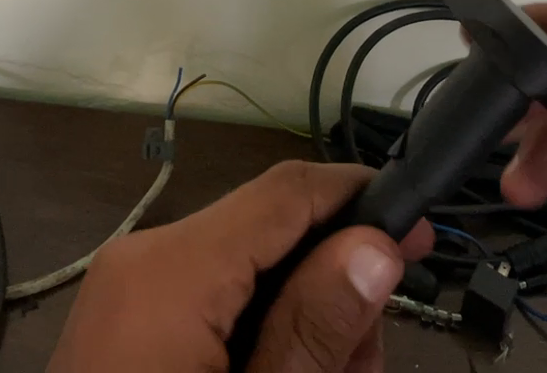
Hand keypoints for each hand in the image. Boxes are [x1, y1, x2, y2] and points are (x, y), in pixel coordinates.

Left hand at [48, 161, 433, 372]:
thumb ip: (313, 330)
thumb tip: (375, 245)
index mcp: (171, 268)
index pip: (284, 191)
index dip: (357, 195)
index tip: (415, 226)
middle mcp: (146, 254)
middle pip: (270, 227)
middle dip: (330, 280)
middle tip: (364, 361)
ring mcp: (131, 282)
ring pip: (250, 262)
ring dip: (300, 312)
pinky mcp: (130, 312)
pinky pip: (215, 289)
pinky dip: (258, 322)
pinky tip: (278, 371)